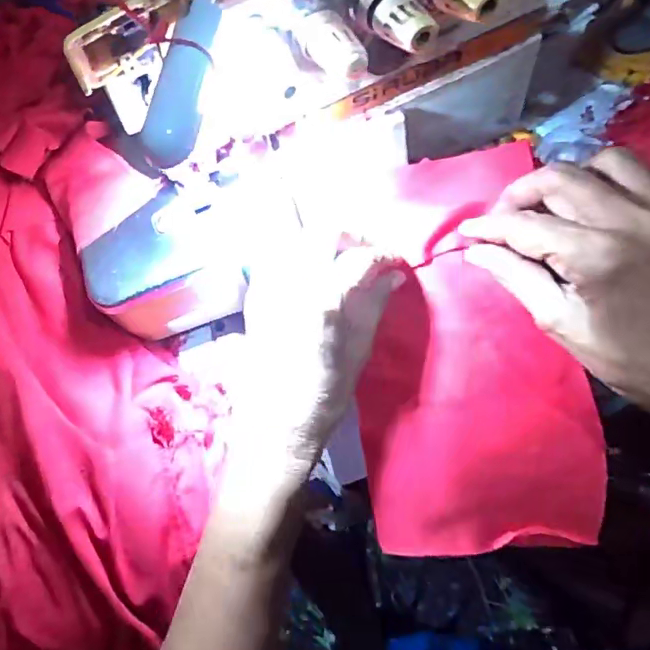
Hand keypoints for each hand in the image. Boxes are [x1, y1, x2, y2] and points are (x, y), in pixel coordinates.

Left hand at [234, 243, 403, 482]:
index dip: (384, 254)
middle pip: (321, 231)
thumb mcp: (359, 349)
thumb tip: (392, 275)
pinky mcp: (254, 292)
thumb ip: (373, 303)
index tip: (396, 263)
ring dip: (321, 240)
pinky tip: (312, 272)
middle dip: (350, 235)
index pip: (359, 255)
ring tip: (340, 260)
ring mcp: (266, 283)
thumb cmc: (323, 391)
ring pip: (294, 237)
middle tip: (367, 253)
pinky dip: (297, 252)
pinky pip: (276, 254)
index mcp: (322, 298)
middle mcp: (290, 280)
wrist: (274, 418)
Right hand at [459, 148, 649, 447]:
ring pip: (604, 161)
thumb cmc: (634, 361)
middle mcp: (631, 221)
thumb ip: (516, 278)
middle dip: (519, 195)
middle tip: (506, 220)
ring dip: (570, 177)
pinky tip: (605, 203)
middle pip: (557, 177)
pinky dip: (618, 179)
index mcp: (595, 255)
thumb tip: (477, 250)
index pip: (522, 224)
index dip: (487, 227)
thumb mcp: (561, 324)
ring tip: (556, 205)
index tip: (468, 233)